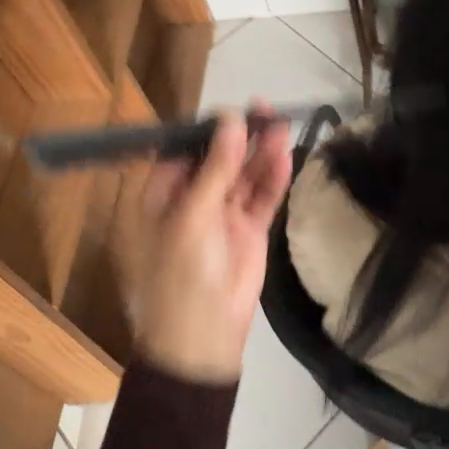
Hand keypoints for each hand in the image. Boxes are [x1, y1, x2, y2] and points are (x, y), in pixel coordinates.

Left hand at [110, 107, 292, 383]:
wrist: (203, 339)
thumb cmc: (181, 275)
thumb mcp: (192, 217)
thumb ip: (215, 167)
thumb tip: (231, 119)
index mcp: (161, 198)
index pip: (184, 152)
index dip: (208, 131)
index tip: (233, 110)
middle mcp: (191, 202)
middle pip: (219, 159)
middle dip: (241, 136)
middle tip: (265, 108)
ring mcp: (223, 216)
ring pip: (245, 175)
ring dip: (262, 152)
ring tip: (282, 124)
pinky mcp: (250, 230)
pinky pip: (263, 196)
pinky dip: (275, 177)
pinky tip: (287, 156)